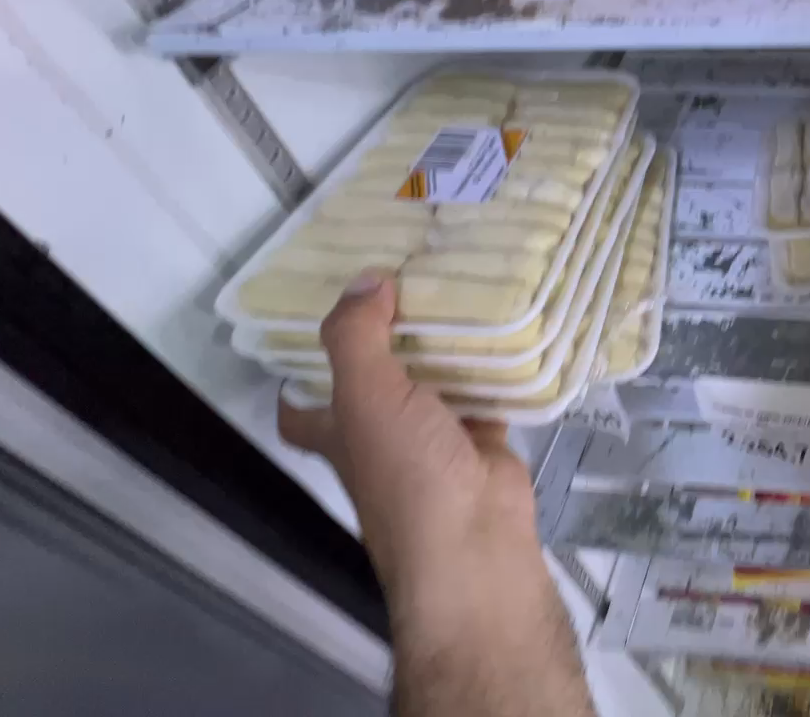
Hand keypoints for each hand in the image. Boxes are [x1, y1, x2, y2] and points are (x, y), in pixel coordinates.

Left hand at [278, 271, 538, 604]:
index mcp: (339, 430)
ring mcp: (434, 436)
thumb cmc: (406, 470)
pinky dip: (495, 368)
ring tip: (463, 293)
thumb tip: (365, 278)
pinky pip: (485, 391)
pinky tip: (508, 332)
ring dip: (446, 348)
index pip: (301, 400)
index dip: (304, 363)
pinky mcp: (480, 436)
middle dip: (391, 339)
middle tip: (410, 284)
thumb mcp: (366, 397)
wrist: (473, 531)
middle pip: (378, 379)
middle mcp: (381, 433)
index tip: (328, 314)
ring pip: (435, 382)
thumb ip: (357, 337)